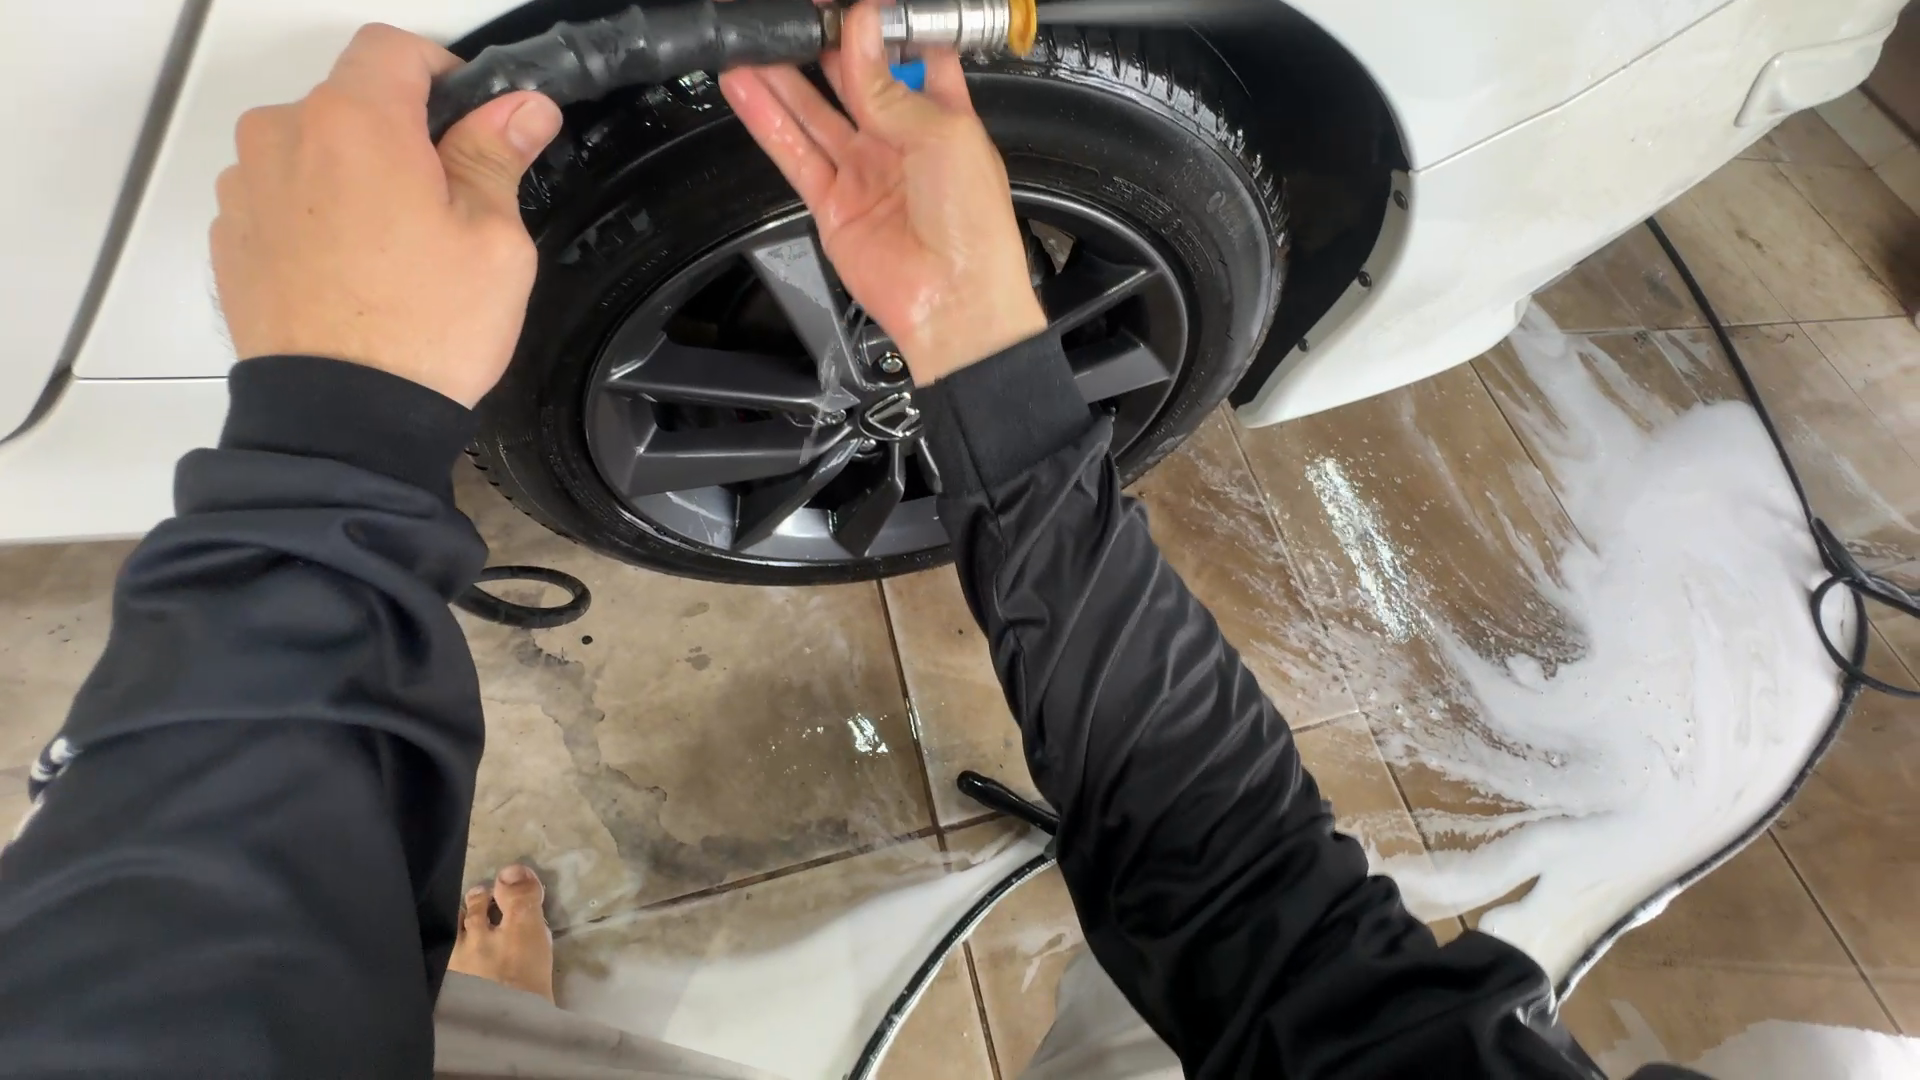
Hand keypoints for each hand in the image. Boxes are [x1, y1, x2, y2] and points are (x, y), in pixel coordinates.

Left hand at [211, 25, 563, 407]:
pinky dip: (328, 217)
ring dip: (364, 178)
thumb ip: (498, 158)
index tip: (480, 124)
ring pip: (320, 153)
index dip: (448, 74)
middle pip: (355, 104)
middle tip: (457, 212)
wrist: (348, 410)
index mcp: (358, 123)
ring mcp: (245, 184)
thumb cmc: (434, 323)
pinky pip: (288, 200)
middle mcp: (283, 133)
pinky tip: (364, 276)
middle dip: (409, 140)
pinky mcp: (230, 233)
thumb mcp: (495, 240)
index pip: (395, 48)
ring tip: (406, 255)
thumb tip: (525, 106)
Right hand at [720, 2, 1046, 385]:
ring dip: (782, 77)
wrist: (954, 301)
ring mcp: (865, 176)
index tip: (850, 5)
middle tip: (796, 14)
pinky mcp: (835, 207)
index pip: (906, 58)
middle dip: (824, 44)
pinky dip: (768, 121)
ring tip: (751, 38)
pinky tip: (744, 86)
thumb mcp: (944, 134)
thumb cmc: (973, 227)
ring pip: (815, 114)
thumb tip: (862, 29)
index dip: (879, 27)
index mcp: (942, 121)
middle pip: (853, 81)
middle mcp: (901, 146)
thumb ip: (891, 85)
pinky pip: (795, 155)